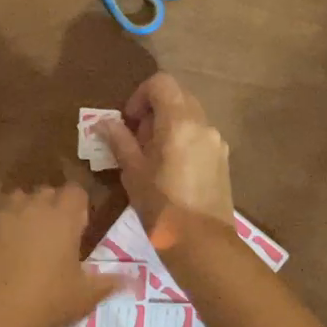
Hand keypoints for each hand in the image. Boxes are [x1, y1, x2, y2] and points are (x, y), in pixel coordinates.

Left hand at [0, 186, 129, 326]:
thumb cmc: (49, 304)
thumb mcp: (87, 295)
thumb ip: (110, 281)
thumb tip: (134, 279)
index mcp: (63, 215)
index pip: (76, 191)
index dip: (78, 207)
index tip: (78, 230)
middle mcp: (32, 205)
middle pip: (45, 193)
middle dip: (51, 209)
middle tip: (53, 240)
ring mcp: (0, 213)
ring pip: (15, 200)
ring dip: (22, 213)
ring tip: (23, 242)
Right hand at [97, 74, 233, 229]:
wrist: (202, 243)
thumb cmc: (161, 206)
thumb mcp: (132, 172)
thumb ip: (119, 141)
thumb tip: (104, 123)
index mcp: (180, 121)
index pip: (160, 82)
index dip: (140, 95)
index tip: (129, 122)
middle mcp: (203, 123)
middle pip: (177, 96)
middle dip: (154, 110)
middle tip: (137, 139)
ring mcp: (216, 141)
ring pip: (190, 116)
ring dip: (168, 125)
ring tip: (153, 156)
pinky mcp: (223, 158)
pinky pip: (199, 135)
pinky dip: (182, 139)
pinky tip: (171, 169)